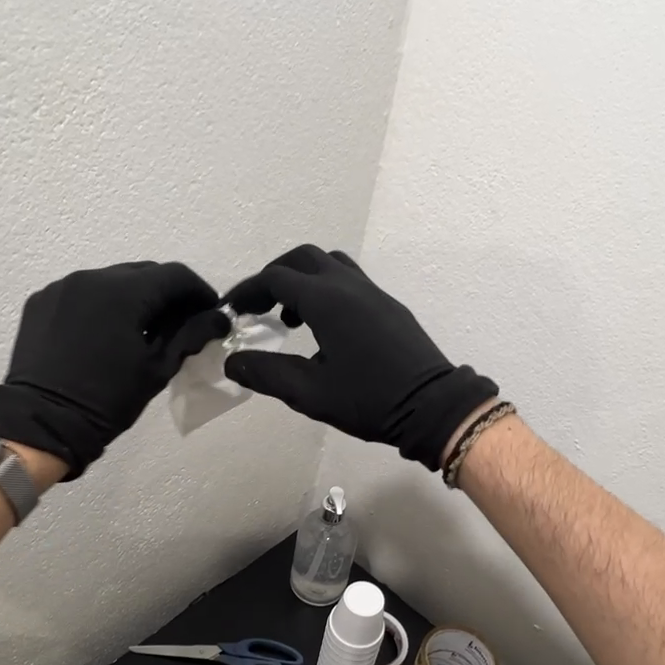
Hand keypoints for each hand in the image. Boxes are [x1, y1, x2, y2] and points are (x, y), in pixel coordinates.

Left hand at [0, 262, 228, 478]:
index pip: (176, 276)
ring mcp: (63, 286)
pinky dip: (103, 306)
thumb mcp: (158, 368)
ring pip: (112, 281)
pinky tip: (106, 334)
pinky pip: (84, 293)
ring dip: (134, 299)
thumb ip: (190, 335)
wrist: (43, 422)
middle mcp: (92, 277)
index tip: (210, 314)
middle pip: (144, 273)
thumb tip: (219, 318)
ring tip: (142, 330)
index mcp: (125, 292)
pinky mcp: (42, 301)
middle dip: (167, 294)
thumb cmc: (109, 400)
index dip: (199, 292)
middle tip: (180, 324)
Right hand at [222, 245, 496, 469]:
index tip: (232, 311)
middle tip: (258, 306)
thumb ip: (266, 374)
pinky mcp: (388, 305)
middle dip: (274, 276)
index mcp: (325, 300)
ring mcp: (373, 292)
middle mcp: (348, 286)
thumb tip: (233, 361)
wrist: (432, 406)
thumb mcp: (309, 394)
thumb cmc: (368, 400)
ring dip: (303, 280)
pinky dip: (326, 290)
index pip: (275, 278)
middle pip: (302, 258)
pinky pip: (349, 280)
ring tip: (290, 317)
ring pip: (329, 264)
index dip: (248, 291)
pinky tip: (325, 328)